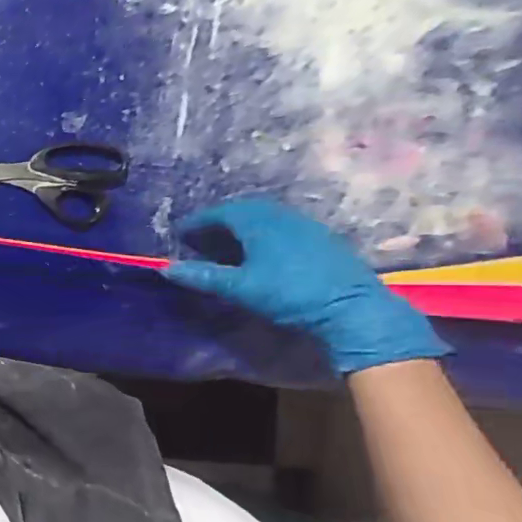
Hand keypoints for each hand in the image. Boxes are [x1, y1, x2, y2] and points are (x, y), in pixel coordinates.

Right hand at [164, 199, 450, 374]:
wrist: (354, 310)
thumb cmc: (289, 294)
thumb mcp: (239, 288)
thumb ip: (202, 276)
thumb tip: (167, 269)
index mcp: (259, 223)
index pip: (220, 213)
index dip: (197, 223)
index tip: (179, 234)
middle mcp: (282, 217)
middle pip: (243, 211)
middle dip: (218, 222)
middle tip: (200, 239)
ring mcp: (306, 227)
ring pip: (265, 218)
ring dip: (241, 228)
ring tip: (227, 246)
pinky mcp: (322, 240)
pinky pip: (282, 227)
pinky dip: (262, 234)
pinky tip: (260, 254)